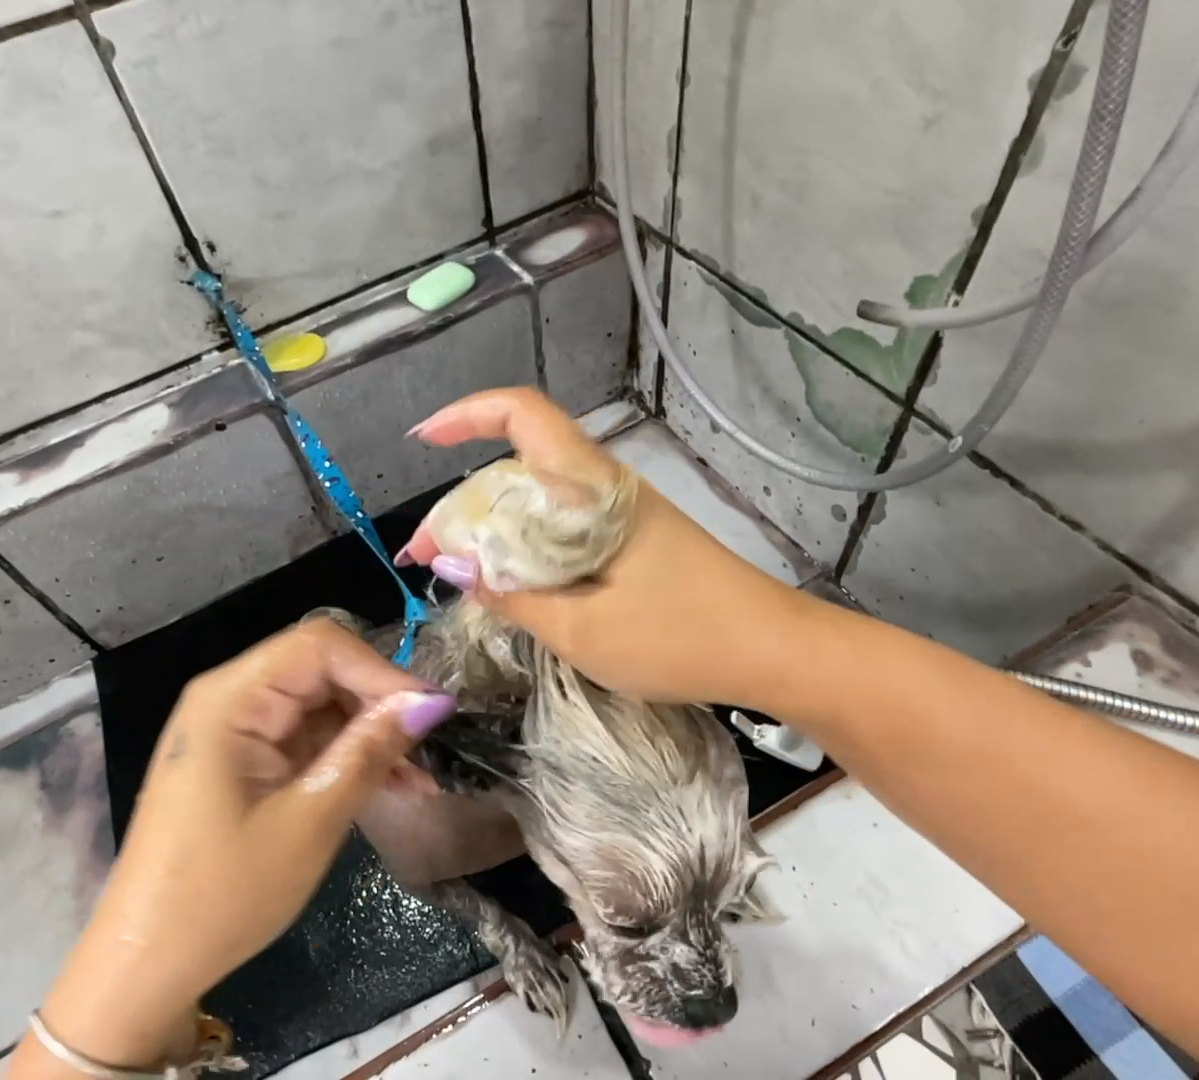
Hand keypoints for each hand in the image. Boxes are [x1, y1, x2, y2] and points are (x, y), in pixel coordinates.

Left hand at [18, 620, 455, 1075]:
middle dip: (378, 703)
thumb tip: (431, 702)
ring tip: (418, 779)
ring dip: (369, 734)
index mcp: (231, 699)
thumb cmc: (223, 894)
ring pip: (320, 705)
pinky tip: (387, 786)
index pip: (320, 646)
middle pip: (320, 670)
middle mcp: (230, 699)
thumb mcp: (309, 821)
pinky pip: (305, 738)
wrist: (147, 964)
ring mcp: (235, 730)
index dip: (381, 670)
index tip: (432, 712)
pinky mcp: (243, 760)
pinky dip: (346, 756)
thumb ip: (368, 752)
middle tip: (428, 747)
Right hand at [397, 387, 816, 709]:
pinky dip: (525, 548)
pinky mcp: (633, 539)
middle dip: (462, 501)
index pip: (524, 414)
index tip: (423, 441)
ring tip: (459, 575)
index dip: (467, 413)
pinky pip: (562, 528)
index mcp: (592, 490)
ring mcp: (621, 513)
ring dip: (492, 528)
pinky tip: (514, 586)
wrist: (774, 651)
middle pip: (518, 465)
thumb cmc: (681, 637)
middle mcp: (604, 488)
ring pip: (538, 500)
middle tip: (426, 556)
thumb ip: (512, 596)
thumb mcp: (582, 631)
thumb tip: (449, 564)